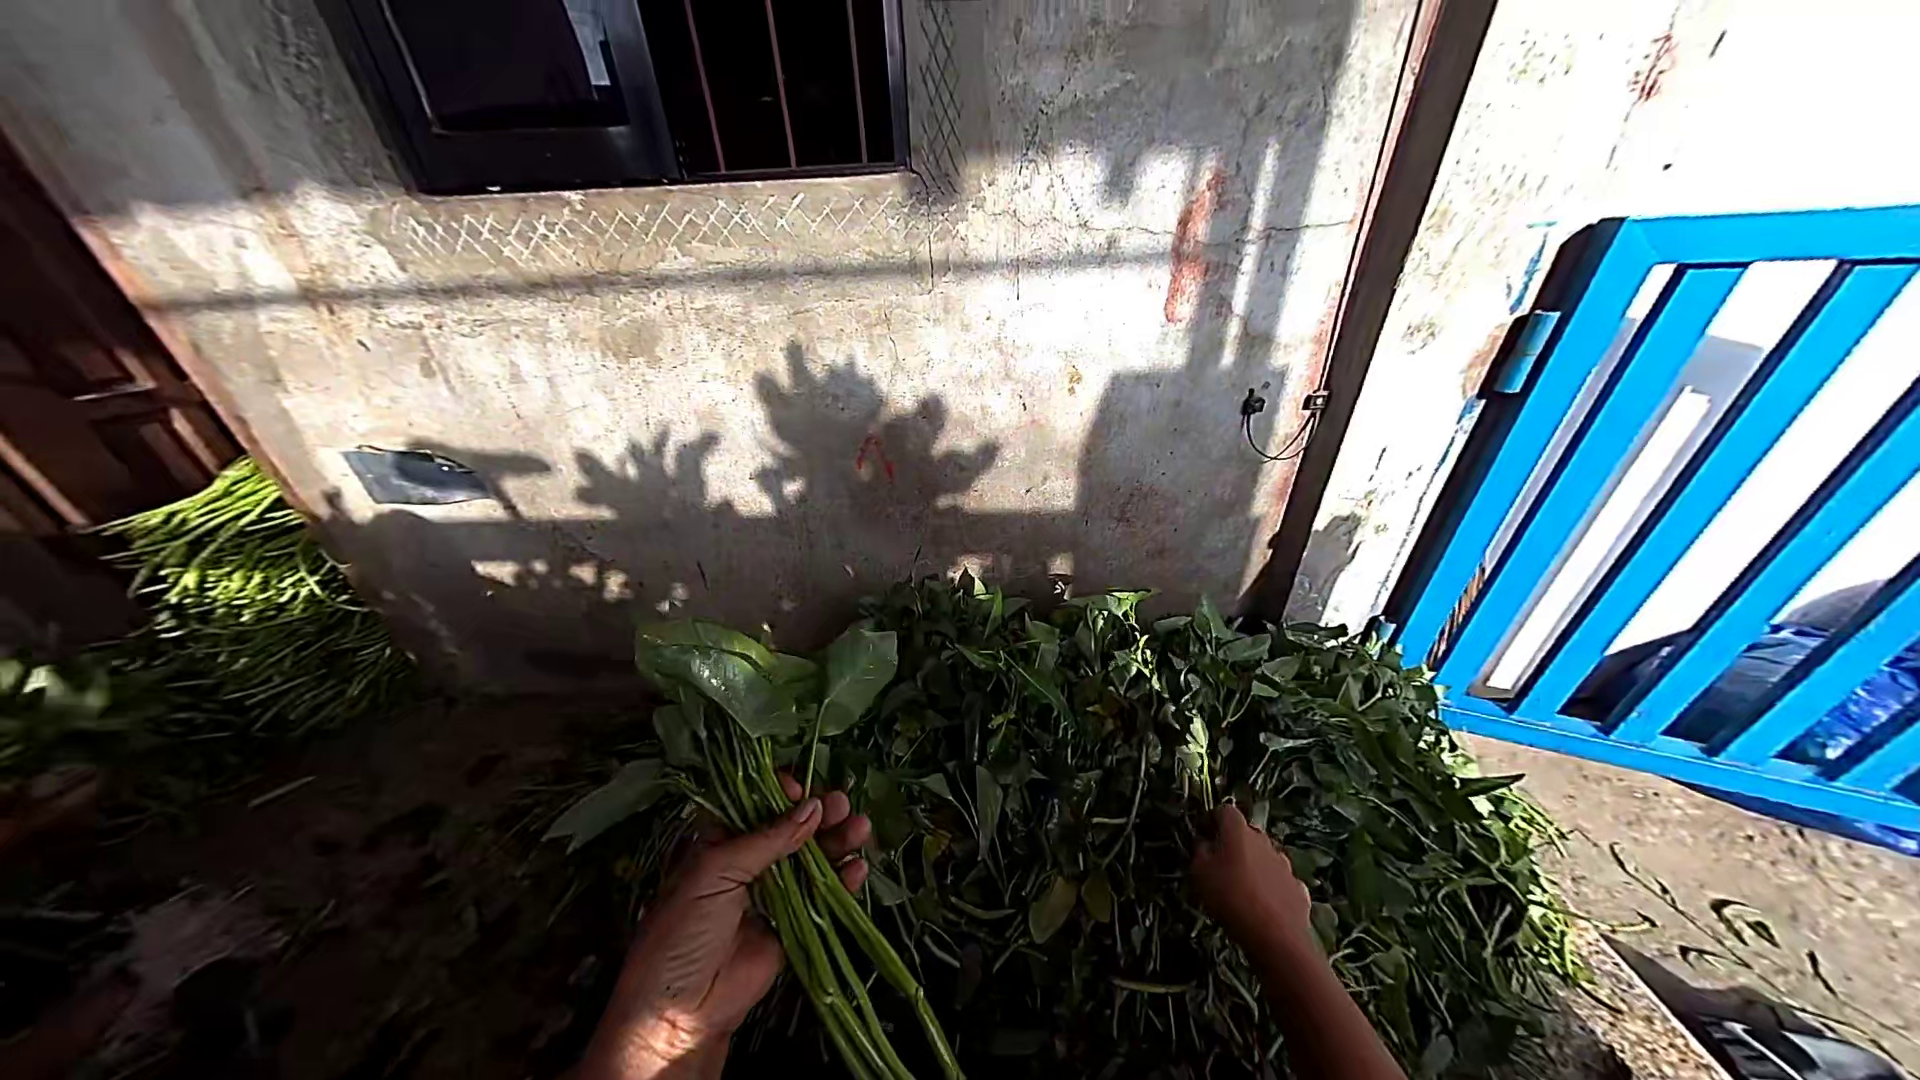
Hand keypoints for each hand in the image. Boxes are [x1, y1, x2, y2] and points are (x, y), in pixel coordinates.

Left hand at [578, 777, 869, 1079]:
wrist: (681, 1009)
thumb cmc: (685, 928)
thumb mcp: (717, 872)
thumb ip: (768, 839)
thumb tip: (813, 806)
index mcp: (725, 840)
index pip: (759, 803)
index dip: (782, 792)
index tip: (800, 787)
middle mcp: (752, 859)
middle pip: (794, 826)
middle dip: (820, 812)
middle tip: (842, 803)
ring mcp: (776, 890)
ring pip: (814, 856)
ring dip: (838, 840)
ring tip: (860, 827)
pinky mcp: (795, 921)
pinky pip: (824, 893)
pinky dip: (844, 879)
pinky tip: (857, 868)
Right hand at [1190, 804, 1310, 952]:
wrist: (1276, 938)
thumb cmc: (1230, 898)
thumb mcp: (1199, 873)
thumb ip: (1199, 851)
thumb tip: (1204, 843)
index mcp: (1239, 831)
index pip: (1225, 810)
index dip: (1212, 819)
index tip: (1202, 834)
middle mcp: (1265, 841)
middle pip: (1247, 833)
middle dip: (1233, 842)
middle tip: (1220, 862)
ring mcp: (1285, 865)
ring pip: (1265, 856)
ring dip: (1254, 864)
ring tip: (1242, 887)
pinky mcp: (1298, 888)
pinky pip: (1280, 880)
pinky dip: (1271, 886)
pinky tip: (1263, 904)